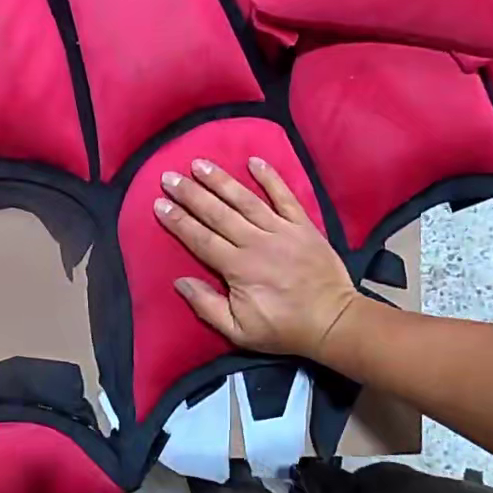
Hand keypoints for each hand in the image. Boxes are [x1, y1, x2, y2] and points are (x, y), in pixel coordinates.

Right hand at [154, 156, 359, 358]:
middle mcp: (256, 243)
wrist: (332, 321)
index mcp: (238, 268)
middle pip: (218, 213)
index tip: (159, 204)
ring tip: (199, 164)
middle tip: (170, 177)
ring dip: (221, 180)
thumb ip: (208, 306)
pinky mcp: (303, 226)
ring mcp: (282, 231)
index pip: (201, 239)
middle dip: (191, 194)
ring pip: (246, 200)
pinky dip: (270, 178)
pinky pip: (285, 196)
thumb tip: (180, 282)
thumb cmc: (283, 330)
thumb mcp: (240, 332)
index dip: (178, 221)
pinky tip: (254, 161)